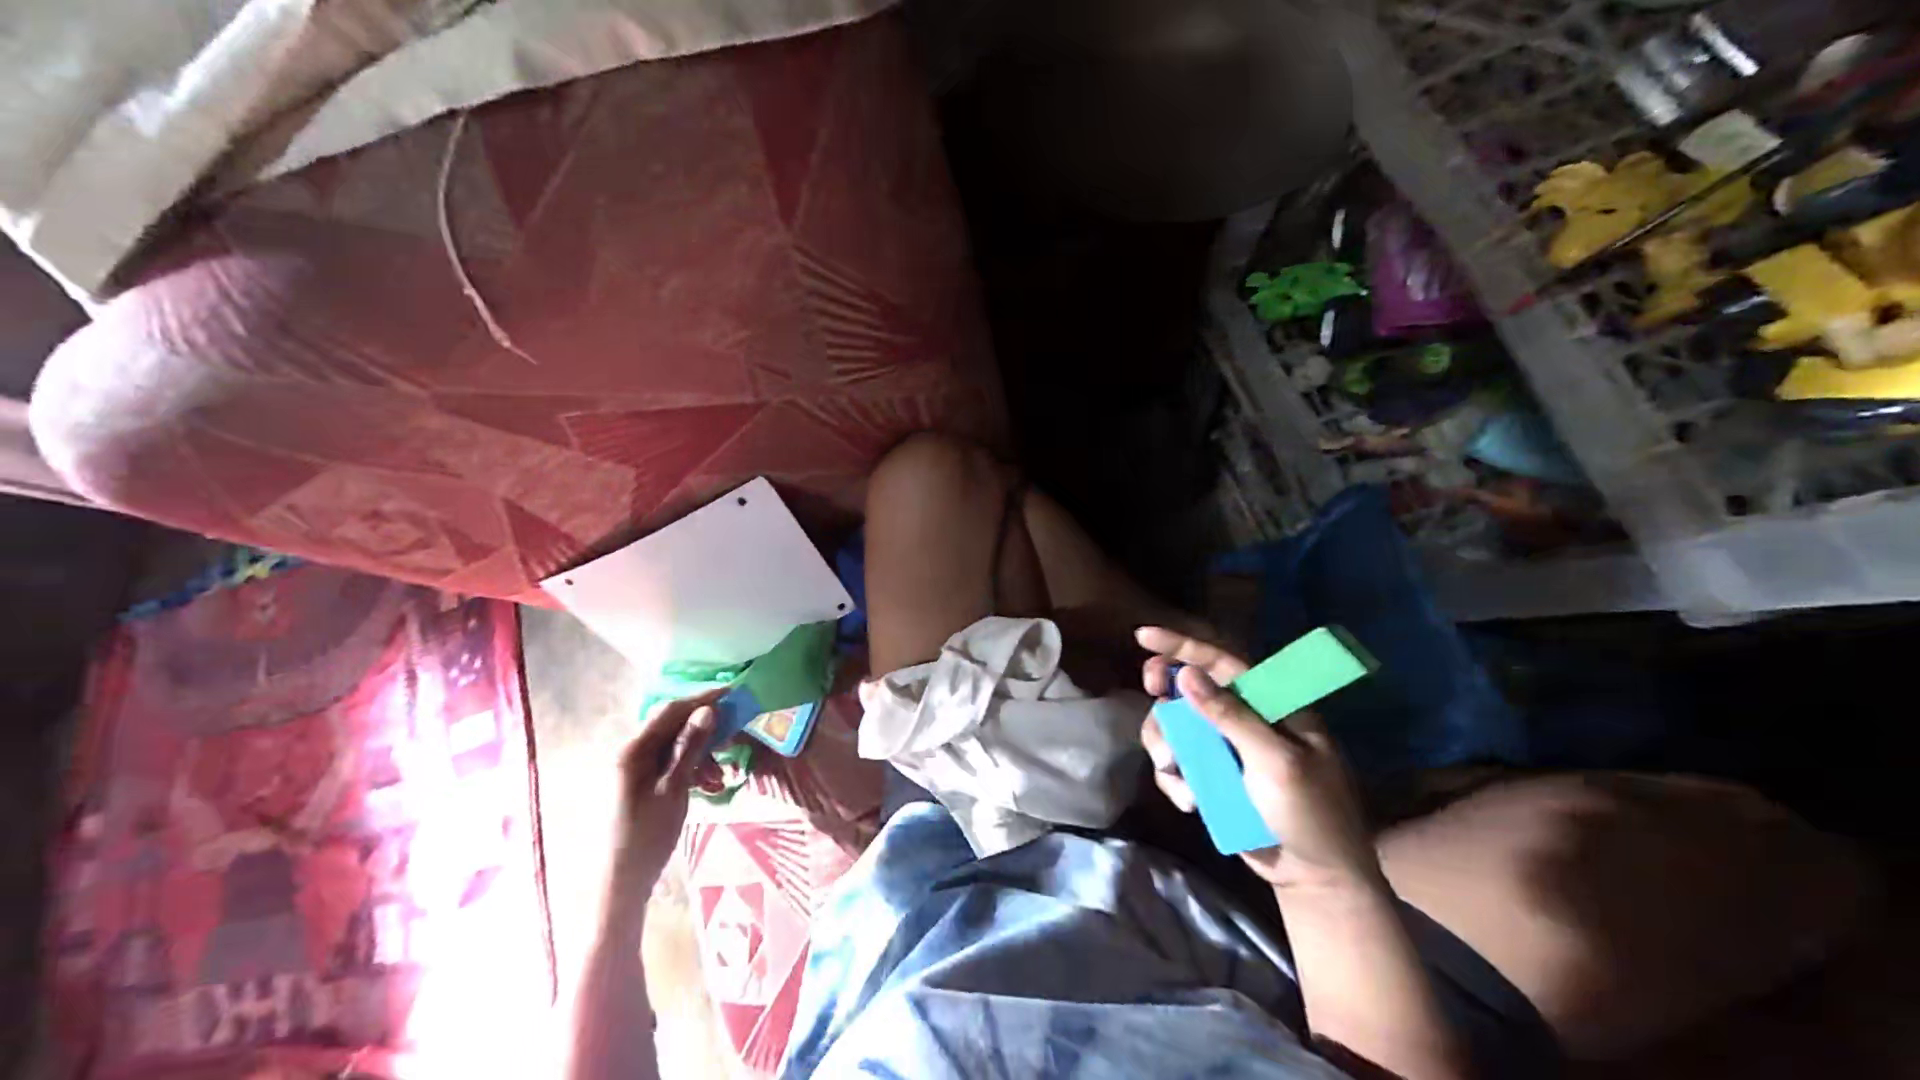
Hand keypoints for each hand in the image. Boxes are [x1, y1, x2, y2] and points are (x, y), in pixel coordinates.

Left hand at [610, 694, 718, 891]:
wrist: (621, 882)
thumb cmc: (647, 834)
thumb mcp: (674, 788)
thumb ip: (690, 747)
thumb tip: (708, 710)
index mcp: (633, 750)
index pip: (671, 711)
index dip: (702, 699)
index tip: (733, 693)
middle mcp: (630, 753)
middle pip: (673, 726)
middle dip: (705, 728)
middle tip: (733, 735)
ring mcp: (634, 770)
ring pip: (674, 746)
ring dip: (701, 753)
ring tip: (721, 775)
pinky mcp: (641, 785)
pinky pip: (670, 764)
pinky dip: (692, 768)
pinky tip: (709, 785)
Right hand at [1137, 627, 1379, 891]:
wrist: (1314, 879)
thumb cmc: (1310, 814)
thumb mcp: (1275, 762)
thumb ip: (1231, 716)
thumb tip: (1188, 675)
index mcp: (1271, 703)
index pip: (1223, 661)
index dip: (1182, 645)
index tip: (1142, 635)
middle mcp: (1244, 717)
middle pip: (1190, 684)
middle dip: (1165, 686)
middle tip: (1151, 689)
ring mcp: (1224, 746)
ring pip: (1174, 723)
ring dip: (1166, 743)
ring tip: (1174, 771)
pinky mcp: (1210, 774)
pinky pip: (1175, 761)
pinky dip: (1173, 778)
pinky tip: (1190, 801)